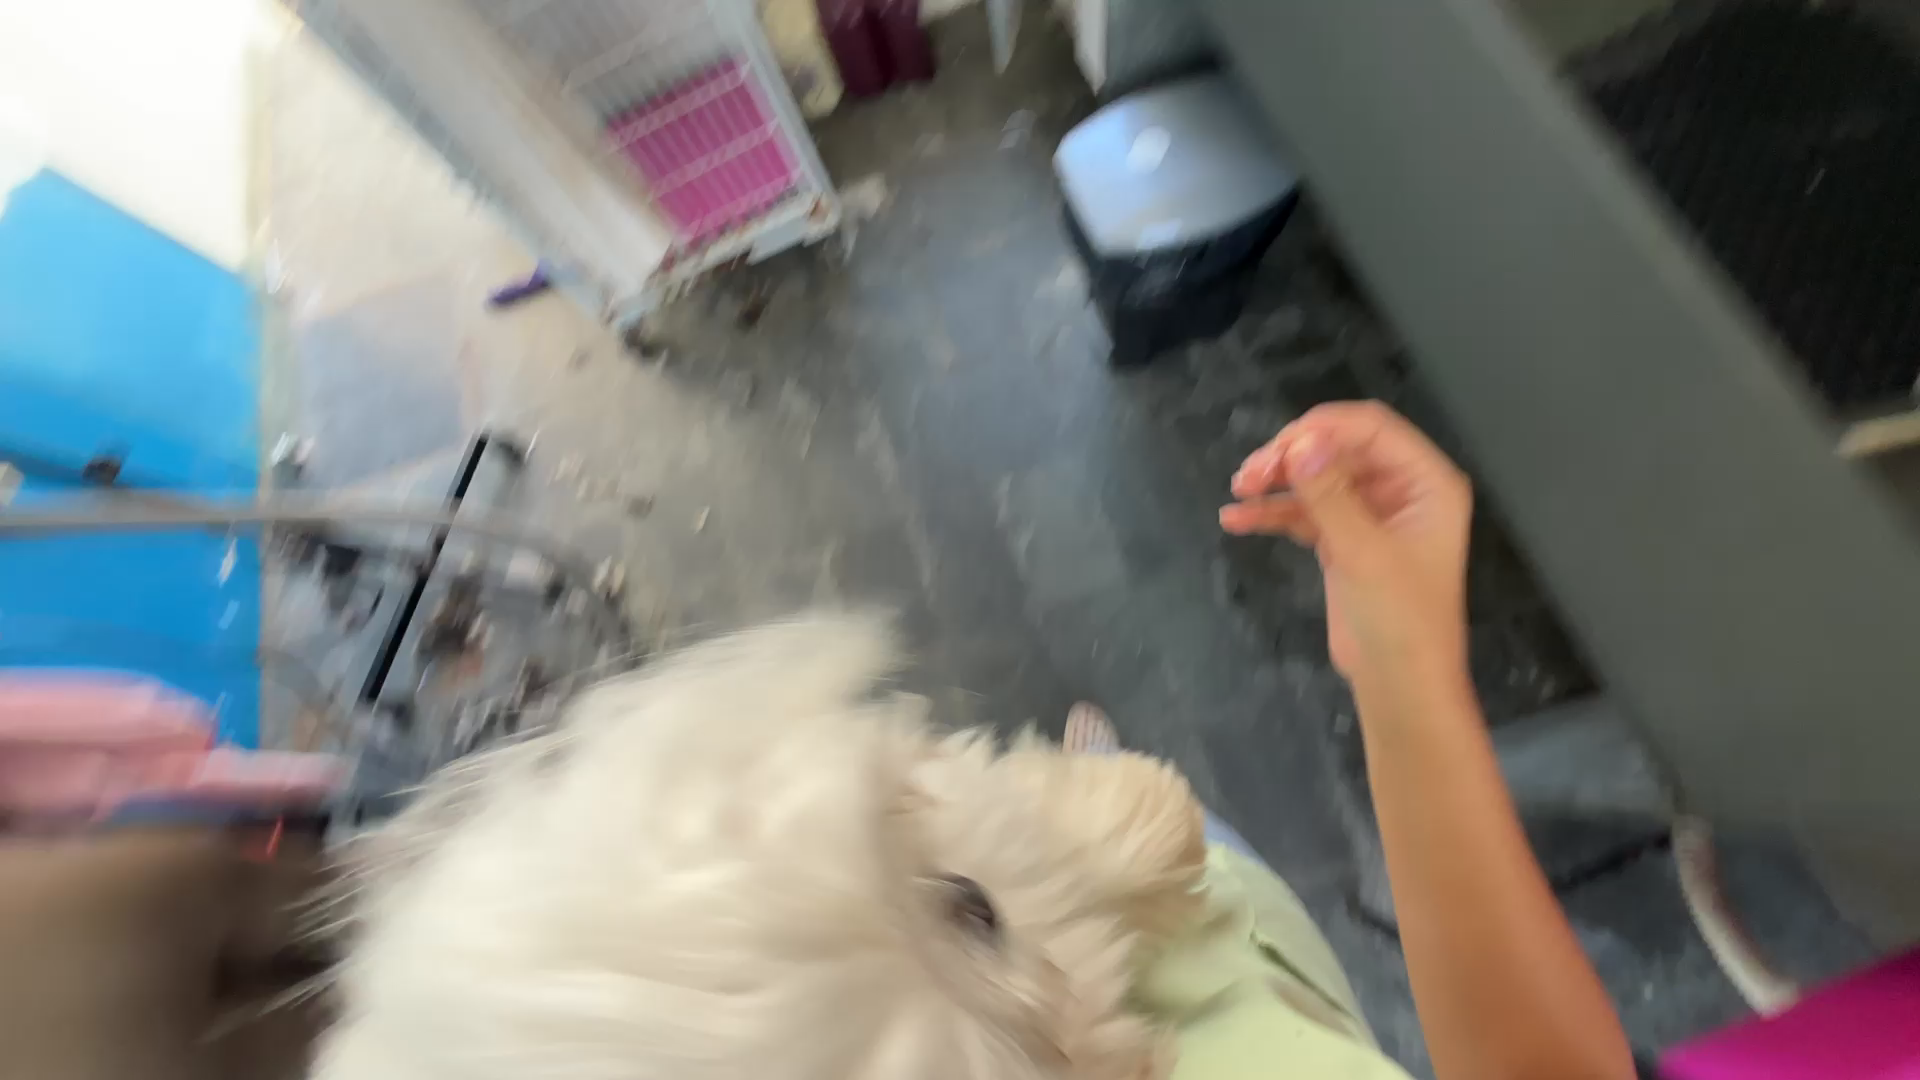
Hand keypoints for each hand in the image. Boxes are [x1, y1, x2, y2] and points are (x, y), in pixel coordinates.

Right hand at [1220, 401, 1471, 684]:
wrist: (1399, 681)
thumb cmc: (1399, 617)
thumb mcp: (1363, 551)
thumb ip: (1330, 495)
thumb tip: (1299, 442)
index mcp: (1423, 482)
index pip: (1370, 429)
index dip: (1321, 430)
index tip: (1276, 452)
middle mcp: (1397, 490)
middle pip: (1336, 450)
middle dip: (1290, 457)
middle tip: (1248, 476)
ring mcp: (1367, 515)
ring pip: (1314, 480)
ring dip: (1275, 483)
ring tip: (1237, 492)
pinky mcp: (1341, 541)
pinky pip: (1303, 514)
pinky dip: (1271, 514)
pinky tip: (1235, 520)